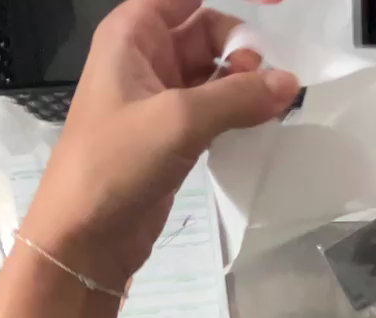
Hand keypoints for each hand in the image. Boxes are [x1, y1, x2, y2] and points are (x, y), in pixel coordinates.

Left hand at [22, 0, 298, 289]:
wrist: (86, 237)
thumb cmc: (116, 164)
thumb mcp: (178, 120)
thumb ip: (237, 97)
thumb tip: (290, 83)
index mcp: (133, 34)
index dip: (231, 7)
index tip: (276, 13)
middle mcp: (146, 60)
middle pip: (208, 34)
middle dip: (243, 51)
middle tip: (272, 85)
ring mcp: (161, 103)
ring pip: (214, 78)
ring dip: (245, 87)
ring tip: (277, 108)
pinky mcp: (173, 141)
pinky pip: (214, 115)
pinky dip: (237, 118)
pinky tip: (262, 129)